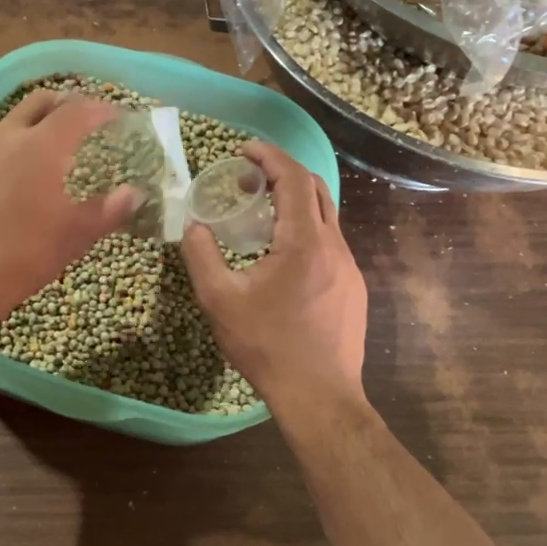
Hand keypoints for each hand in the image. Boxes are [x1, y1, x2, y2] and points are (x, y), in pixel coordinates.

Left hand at [0, 90, 141, 329]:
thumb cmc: (23, 259)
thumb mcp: (73, 238)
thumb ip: (108, 210)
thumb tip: (134, 194)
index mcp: (40, 148)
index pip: (76, 111)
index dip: (98, 109)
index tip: (112, 116)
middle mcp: (2, 139)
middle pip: (36, 103)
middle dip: (60, 105)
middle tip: (75, 120)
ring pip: (2, 130)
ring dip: (24, 135)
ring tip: (34, 160)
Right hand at [179, 142, 367, 406]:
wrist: (319, 395)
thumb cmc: (267, 346)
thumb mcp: (219, 300)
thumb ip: (201, 255)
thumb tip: (193, 226)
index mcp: (305, 241)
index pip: (293, 178)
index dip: (269, 156)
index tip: (243, 150)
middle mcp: (335, 246)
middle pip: (315, 189)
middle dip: (282, 173)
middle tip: (248, 179)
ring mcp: (350, 268)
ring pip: (326, 217)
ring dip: (295, 203)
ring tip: (261, 214)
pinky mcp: (353, 288)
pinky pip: (330, 243)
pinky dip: (305, 230)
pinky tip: (281, 255)